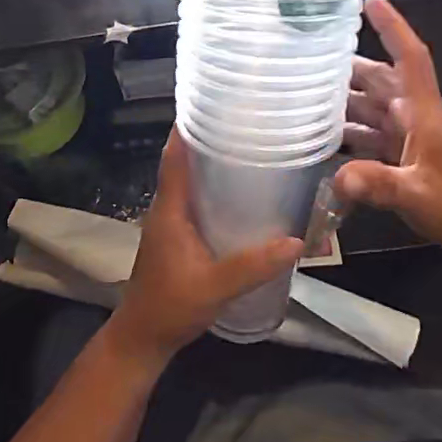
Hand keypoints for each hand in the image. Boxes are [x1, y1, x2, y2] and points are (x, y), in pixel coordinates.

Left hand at [106, 133, 303, 365]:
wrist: (144, 337)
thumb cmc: (171, 306)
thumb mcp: (215, 287)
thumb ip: (253, 265)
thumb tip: (297, 241)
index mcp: (169, 210)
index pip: (175, 157)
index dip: (188, 128)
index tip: (213, 103)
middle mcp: (167, 209)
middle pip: (185, 162)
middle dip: (210, 140)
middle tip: (247, 123)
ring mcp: (172, 222)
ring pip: (192, 182)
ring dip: (213, 164)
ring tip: (250, 149)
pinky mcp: (179, 236)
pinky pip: (197, 201)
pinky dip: (216, 189)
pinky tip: (242, 195)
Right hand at [336, 0, 441, 262]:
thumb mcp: (420, 195)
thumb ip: (377, 184)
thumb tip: (336, 178)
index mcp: (425, 115)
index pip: (409, 59)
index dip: (392, 26)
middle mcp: (419, 121)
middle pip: (383, 84)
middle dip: (351, 69)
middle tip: (311, 61)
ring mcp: (416, 143)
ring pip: (376, 113)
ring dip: (348, 105)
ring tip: (308, 100)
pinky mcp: (413, 165)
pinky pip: (377, 142)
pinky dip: (354, 140)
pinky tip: (329, 147)